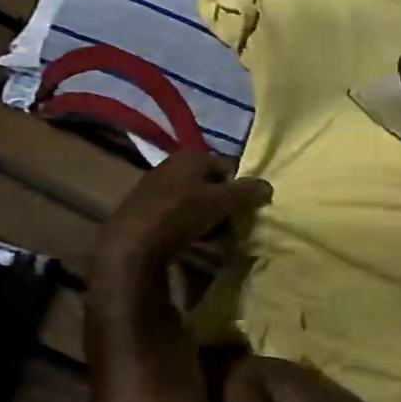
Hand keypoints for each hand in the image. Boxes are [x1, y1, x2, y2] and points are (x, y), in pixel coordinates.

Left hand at [95, 152, 271, 282]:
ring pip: (196, 200)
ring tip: (216, 235)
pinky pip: (179, 214)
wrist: (132, 245)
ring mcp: (155, 189)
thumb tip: (268, 186)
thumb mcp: (223, 200)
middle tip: (234, 222)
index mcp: (190, 156)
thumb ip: (249, 191)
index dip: (241, 186)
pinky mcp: (144, 211)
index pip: (229, 166)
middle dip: (226, 203)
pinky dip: (191, 225)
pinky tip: (195, 240)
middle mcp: (171, 166)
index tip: (247, 207)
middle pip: (212, 184)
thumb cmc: (182, 213)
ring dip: (210, 216)